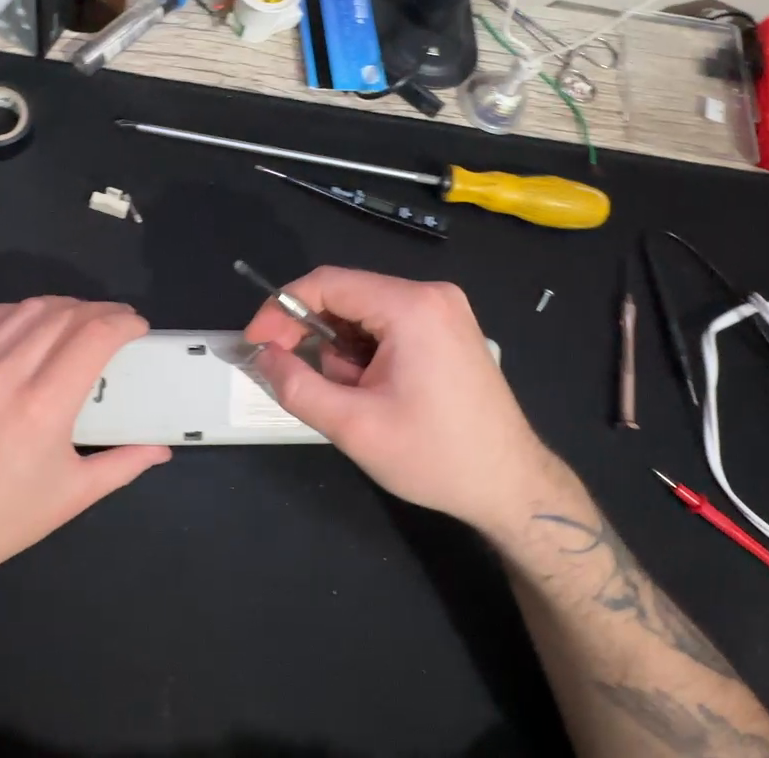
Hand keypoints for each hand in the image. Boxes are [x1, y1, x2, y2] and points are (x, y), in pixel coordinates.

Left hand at [0, 297, 171, 613]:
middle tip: (116, 322)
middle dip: (100, 311)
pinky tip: (29, 323)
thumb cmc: (2, 519)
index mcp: (43, 407)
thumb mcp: (73, 496)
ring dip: (61, 307)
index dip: (124, 322)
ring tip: (78, 319)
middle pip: (64, 315)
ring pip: (25, 309)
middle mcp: (4, 374)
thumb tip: (161, 449)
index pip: (94, 336)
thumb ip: (124, 463)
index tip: (138, 326)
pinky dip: (17, 312)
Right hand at [244, 267, 551, 537]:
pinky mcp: (449, 329)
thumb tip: (264, 356)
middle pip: (346, 296)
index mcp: (411, 306)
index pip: (326, 283)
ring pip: (364, 314)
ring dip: (342, 351)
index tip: (257, 344)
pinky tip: (375, 391)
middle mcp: (431, 295)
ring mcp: (445, 310)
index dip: (281, 308)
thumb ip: (297, 386)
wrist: (511, 486)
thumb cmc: (434, 456)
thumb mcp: (353, 427)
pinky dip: (366, 352)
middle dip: (314, 336)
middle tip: (299, 379)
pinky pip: (388, 325)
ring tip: (356, 399)